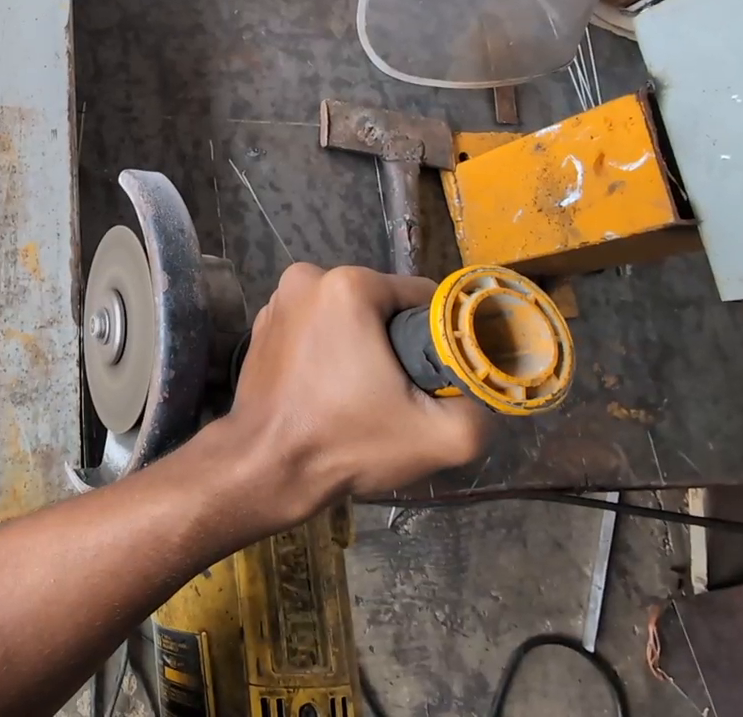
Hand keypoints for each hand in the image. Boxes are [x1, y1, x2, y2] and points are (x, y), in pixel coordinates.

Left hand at [218, 263, 489, 525]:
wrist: (266, 463)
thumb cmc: (348, 440)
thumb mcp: (445, 435)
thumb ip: (481, 404)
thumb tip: (479, 389)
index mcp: (347, 285)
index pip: (420, 297)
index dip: (439, 335)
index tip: (440, 374)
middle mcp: (305, 279)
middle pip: (380, 305)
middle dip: (398, 341)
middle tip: (403, 390)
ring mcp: (277, 302)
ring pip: (346, 317)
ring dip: (362, 346)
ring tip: (367, 394)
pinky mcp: (261, 327)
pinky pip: (315, 330)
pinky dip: (330, 351)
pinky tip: (333, 389)